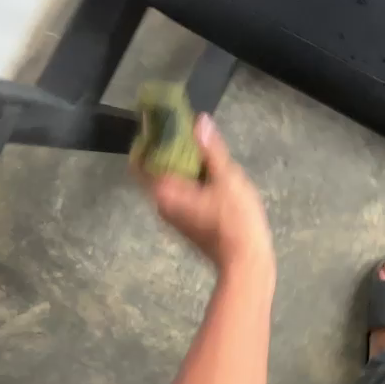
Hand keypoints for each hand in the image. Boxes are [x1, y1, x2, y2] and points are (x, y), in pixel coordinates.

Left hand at [139, 114, 272, 276]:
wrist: (245, 262)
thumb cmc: (236, 220)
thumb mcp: (228, 179)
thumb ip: (212, 150)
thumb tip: (199, 121)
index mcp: (165, 192)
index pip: (139, 160)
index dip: (146, 140)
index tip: (160, 123)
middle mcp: (162, 205)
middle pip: (153, 170)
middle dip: (165, 149)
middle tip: (183, 130)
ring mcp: (174, 217)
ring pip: (168, 183)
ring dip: (178, 165)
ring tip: (197, 148)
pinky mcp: (187, 224)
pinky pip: (180, 194)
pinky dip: (187, 180)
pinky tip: (207, 174)